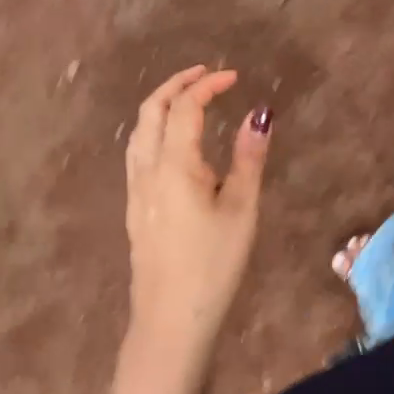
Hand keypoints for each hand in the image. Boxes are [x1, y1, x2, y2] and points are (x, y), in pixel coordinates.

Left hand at [123, 66, 272, 365]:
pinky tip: (172, 143)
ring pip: (139, 131)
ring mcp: (135, 190)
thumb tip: (259, 114)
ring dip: (161, 105)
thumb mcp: (241, 209)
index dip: (207, 85)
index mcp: (174, 164)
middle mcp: (147, 169)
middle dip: (176, 85)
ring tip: (187, 100)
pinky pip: (138, 152)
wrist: (171, 318)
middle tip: (205, 74)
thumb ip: (248, 157)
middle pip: (151, 111)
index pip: (185, 107)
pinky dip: (154, 129)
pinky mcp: (134, 208)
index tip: (233, 76)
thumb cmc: (213, 263)